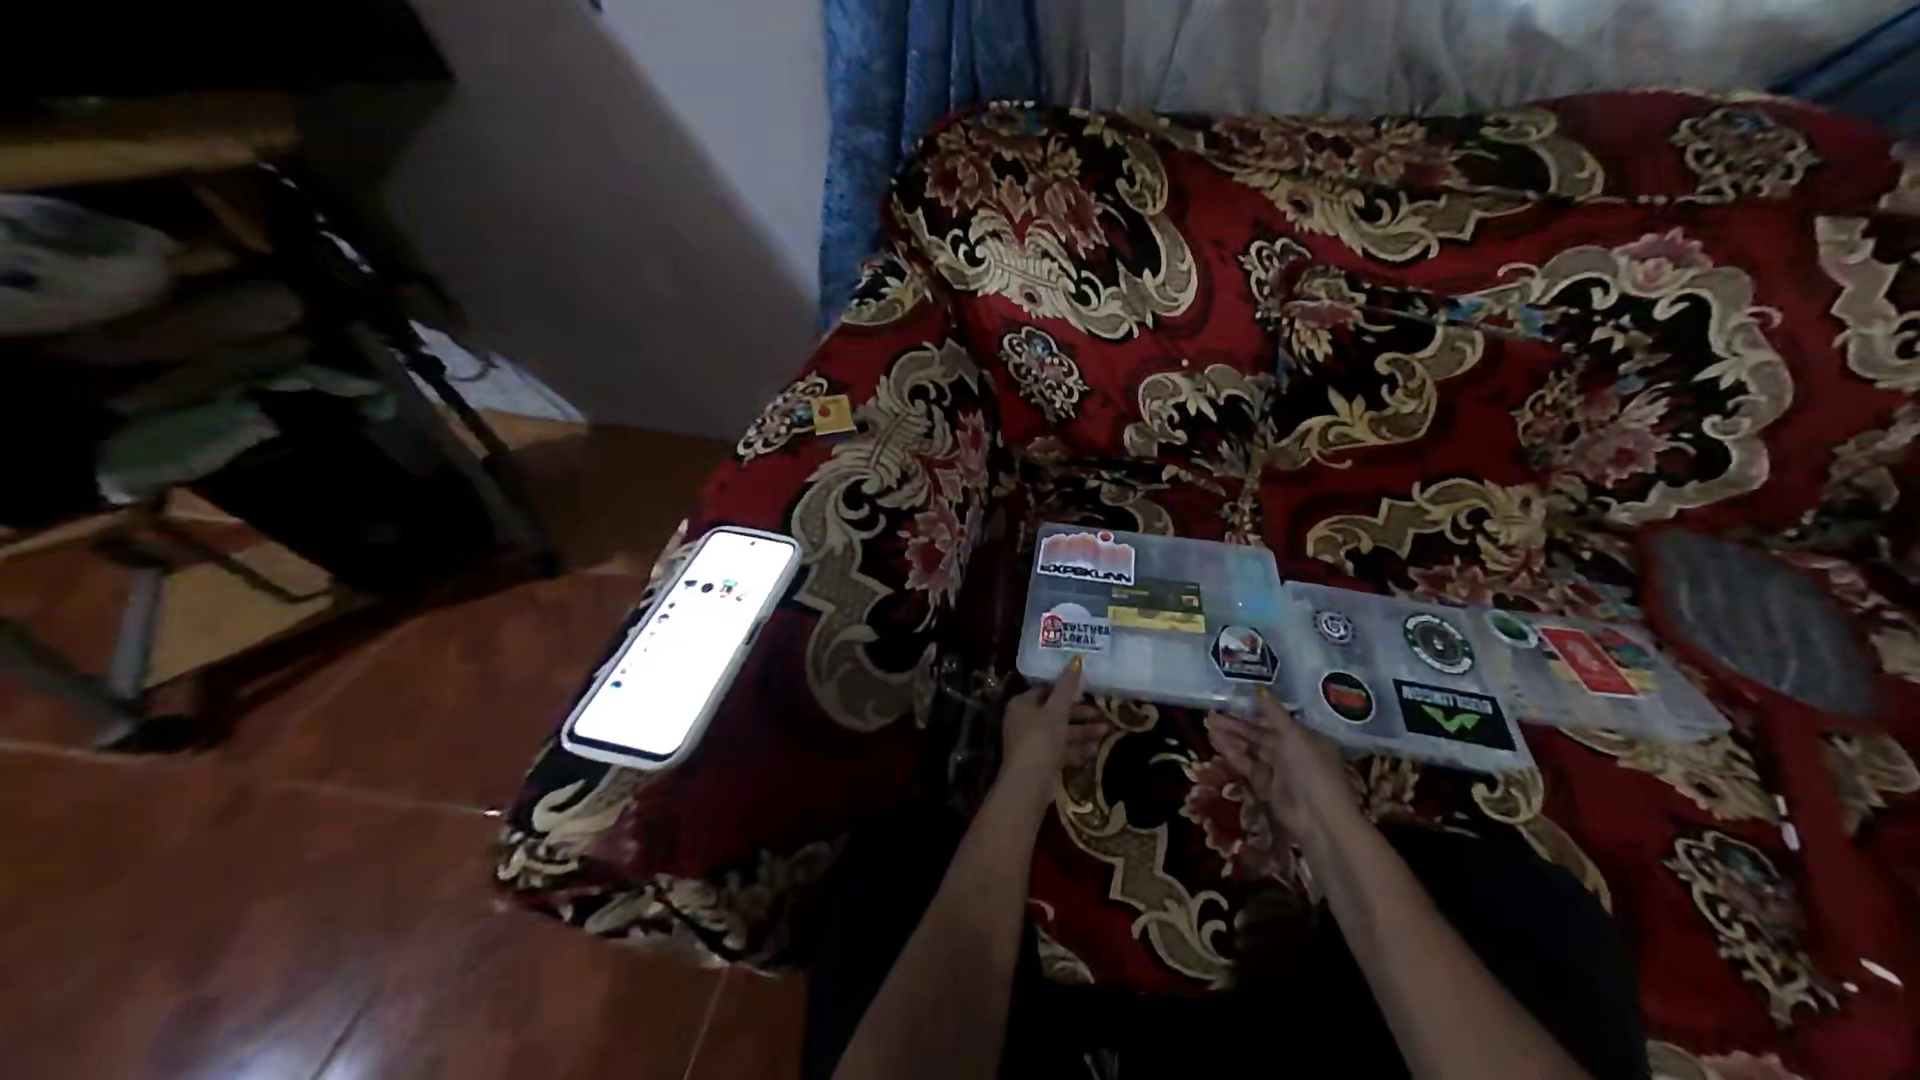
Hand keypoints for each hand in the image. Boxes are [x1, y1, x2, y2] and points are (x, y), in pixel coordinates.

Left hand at [998, 657, 1107, 812]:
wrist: (1029, 782)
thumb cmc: (1041, 738)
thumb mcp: (1056, 710)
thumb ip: (1067, 687)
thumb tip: (1077, 660)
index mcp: (1021, 705)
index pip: (1044, 691)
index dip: (1065, 690)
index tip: (1086, 690)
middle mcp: (1024, 721)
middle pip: (1054, 712)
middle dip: (1079, 714)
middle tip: (1100, 713)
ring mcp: (1032, 743)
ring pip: (1060, 732)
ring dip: (1082, 731)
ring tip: (1106, 731)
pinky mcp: (1041, 762)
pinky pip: (1061, 750)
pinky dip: (1076, 748)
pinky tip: (1095, 749)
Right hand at [1206, 691, 1356, 845]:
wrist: (1316, 816)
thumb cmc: (1310, 768)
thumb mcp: (1294, 735)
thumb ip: (1274, 714)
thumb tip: (1259, 692)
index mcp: (1305, 739)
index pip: (1278, 721)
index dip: (1258, 712)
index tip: (1237, 701)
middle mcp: (1291, 753)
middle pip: (1262, 734)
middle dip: (1240, 724)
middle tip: (1216, 713)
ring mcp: (1277, 770)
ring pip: (1251, 748)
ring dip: (1232, 736)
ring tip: (1211, 723)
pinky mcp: (1264, 785)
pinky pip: (1246, 764)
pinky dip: (1232, 752)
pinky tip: (1216, 740)